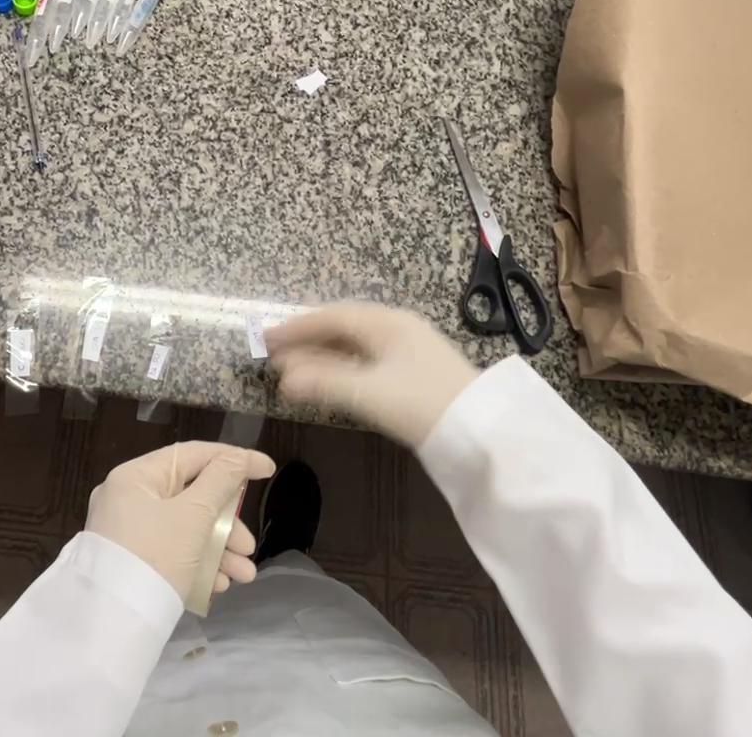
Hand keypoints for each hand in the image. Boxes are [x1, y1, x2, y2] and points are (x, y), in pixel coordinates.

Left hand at [86, 441, 275, 603]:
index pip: (192, 455)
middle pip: (190, 496)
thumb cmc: (155, 558)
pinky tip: (219, 585)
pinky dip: (197, 563)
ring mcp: (127, 531)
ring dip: (218, 549)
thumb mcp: (193, 517)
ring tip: (243, 575)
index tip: (267, 469)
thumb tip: (240, 459)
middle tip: (249, 546)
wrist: (110, 626)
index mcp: (136, 476)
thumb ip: (221, 482)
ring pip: (184, 528)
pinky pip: (170, 550)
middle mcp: (127, 497)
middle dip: (227, 523)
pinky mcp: (130, 562)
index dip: (234, 460)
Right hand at [267, 302, 482, 447]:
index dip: (296, 326)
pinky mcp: (415, 372)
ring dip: (323, 356)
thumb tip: (284, 378)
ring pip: (355, 345)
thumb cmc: (423, 405)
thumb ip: (322, 382)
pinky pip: (367, 359)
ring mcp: (408, 349)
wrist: (484, 435)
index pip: (332, 317)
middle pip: (343, 327)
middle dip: (307, 340)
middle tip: (274, 353)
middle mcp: (397, 328)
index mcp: (387, 323)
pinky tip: (328, 381)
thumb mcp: (368, 392)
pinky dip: (342, 367)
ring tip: (294, 369)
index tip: (267, 338)